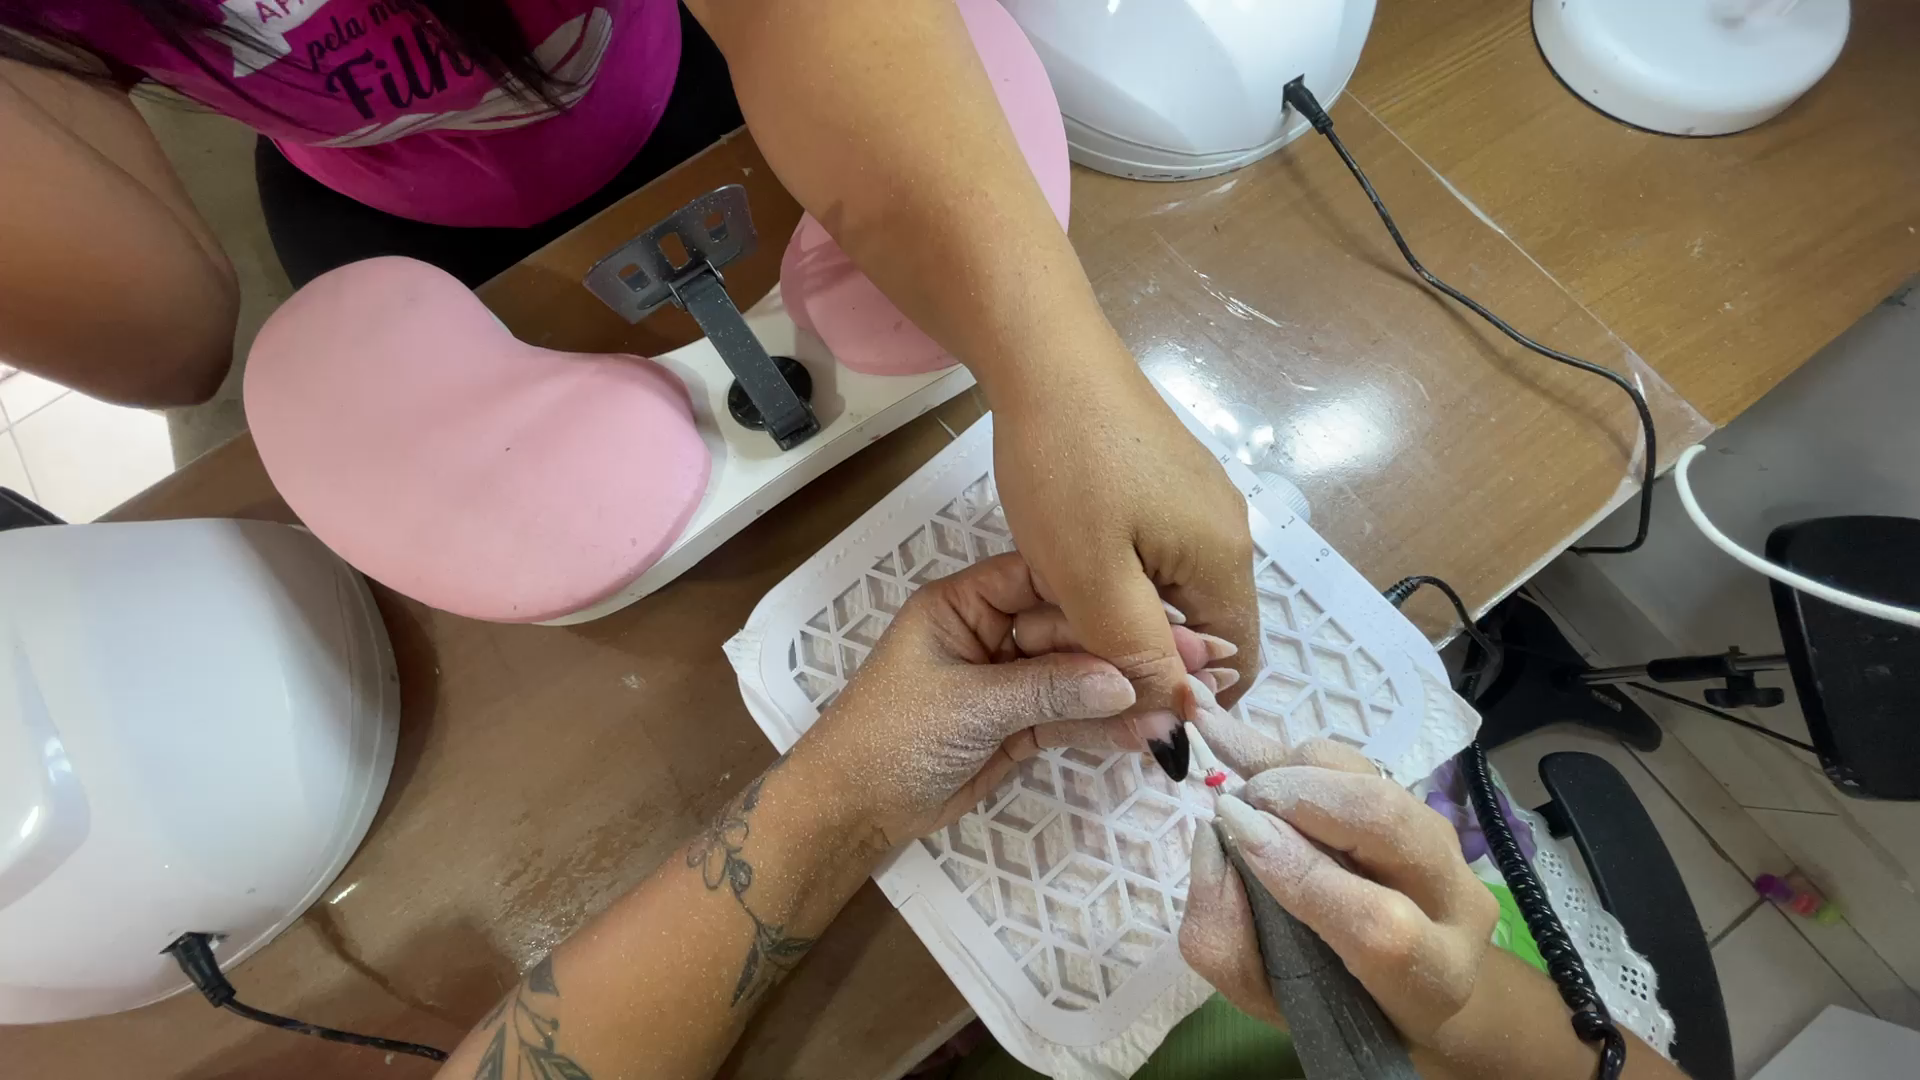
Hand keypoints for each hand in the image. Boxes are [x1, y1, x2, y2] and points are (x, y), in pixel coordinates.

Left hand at [797, 554, 1235, 849]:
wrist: (855, 809)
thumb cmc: (893, 735)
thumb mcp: (970, 703)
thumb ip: (1049, 689)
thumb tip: (1127, 682)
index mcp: (966, 602)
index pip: (1044, 580)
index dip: (1102, 593)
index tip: (1164, 610)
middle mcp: (993, 631)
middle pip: (1071, 632)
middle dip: (1128, 650)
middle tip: (1200, 665)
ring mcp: (1010, 678)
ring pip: (1078, 677)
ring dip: (1128, 692)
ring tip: (1191, 702)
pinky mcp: (1021, 722)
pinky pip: (1070, 716)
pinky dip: (1106, 726)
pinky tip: (1152, 731)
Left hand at [992, 362, 1257, 781]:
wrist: (1044, 359)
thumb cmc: (1067, 471)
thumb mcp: (1092, 577)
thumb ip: (1137, 652)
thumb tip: (1181, 722)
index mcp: (1225, 559)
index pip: (1238, 661)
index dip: (1188, 696)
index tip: (1122, 700)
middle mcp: (1226, 530)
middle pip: (1201, 626)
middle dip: (1142, 651)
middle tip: (1071, 644)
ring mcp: (1195, 499)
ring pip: (1169, 589)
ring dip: (1121, 611)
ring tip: (1061, 602)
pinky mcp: (1161, 479)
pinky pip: (1151, 551)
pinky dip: (1115, 572)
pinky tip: (1070, 558)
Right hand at [1177, 678, 1499, 1044]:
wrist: (1409, 976)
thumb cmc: (1330, 996)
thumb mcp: (1268, 998)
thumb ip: (1223, 940)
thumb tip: (1210, 842)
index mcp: (1427, 975)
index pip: (1375, 921)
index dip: (1296, 869)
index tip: (1231, 828)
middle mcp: (1449, 900)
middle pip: (1384, 818)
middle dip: (1295, 795)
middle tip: (1237, 804)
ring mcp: (1439, 840)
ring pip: (1365, 776)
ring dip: (1289, 767)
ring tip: (1244, 788)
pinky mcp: (1407, 797)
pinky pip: (1344, 756)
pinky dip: (1274, 743)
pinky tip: (1214, 722)